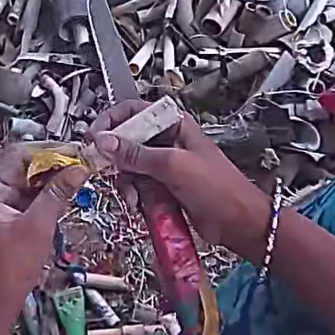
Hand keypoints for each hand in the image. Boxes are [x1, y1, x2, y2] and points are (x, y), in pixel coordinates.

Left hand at [0, 146, 86, 331]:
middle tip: (79, 162)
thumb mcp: (38, 226)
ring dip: (49, 177)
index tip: (74, 151)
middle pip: (21, 165)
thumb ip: (57, 193)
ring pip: (25, 179)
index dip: (49, 151)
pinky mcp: (2, 215)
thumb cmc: (8, 271)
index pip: (17, 155)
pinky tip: (63, 190)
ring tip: (76, 175)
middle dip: (51, 163)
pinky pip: (25, 194)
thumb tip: (78, 169)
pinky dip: (43, 192)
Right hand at [88, 102, 272, 262]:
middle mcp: (166, 141)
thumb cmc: (219, 188)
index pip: (133, 111)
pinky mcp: (162, 186)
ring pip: (128, 167)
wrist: (239, 223)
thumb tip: (105, 141)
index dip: (112, 122)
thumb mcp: (173, 166)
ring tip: (133, 196)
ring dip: (125, 182)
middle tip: (108, 171)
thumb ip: (136, 153)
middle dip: (116, 159)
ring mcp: (163, 165)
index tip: (96, 138)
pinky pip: (136, 186)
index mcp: (173, 124)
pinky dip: (133, 195)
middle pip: (126, 140)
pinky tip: (138, 205)